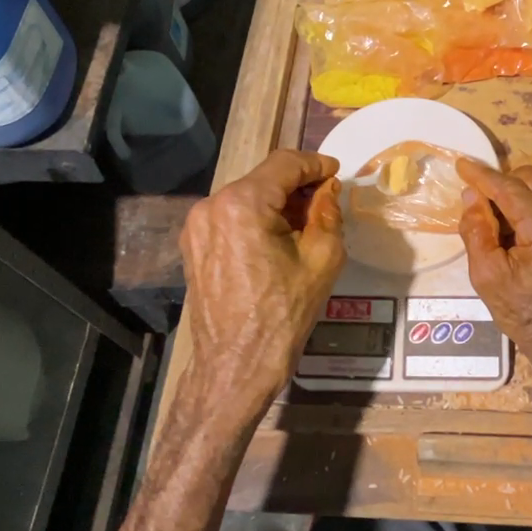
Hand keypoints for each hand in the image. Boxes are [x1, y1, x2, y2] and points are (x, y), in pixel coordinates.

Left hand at [181, 150, 344, 406]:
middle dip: (298, 186)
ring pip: (247, 198)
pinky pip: (232, 219)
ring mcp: (197, 227)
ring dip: (278, 204)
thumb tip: (327, 189)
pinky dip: (258, 220)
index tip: (337, 173)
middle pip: (264, 179)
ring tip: (307, 225)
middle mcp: (211, 206)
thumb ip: (328, 212)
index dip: (316, 164)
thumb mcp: (322, 258)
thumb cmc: (283, 314)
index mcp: (242, 204)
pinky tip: (280, 241)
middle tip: (327, 202)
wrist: (236, 366)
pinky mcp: (194, 247)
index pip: (285, 164)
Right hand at [455, 160, 531, 365]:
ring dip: (516, 190)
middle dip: (501, 181)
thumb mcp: (486, 277)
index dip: (484, 176)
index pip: (511, 190)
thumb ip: (477, 231)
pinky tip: (514, 223)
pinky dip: (530, 201)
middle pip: (531, 177)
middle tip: (477, 196)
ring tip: (494, 213)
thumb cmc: (522, 314)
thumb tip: (471, 196)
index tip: (462, 164)